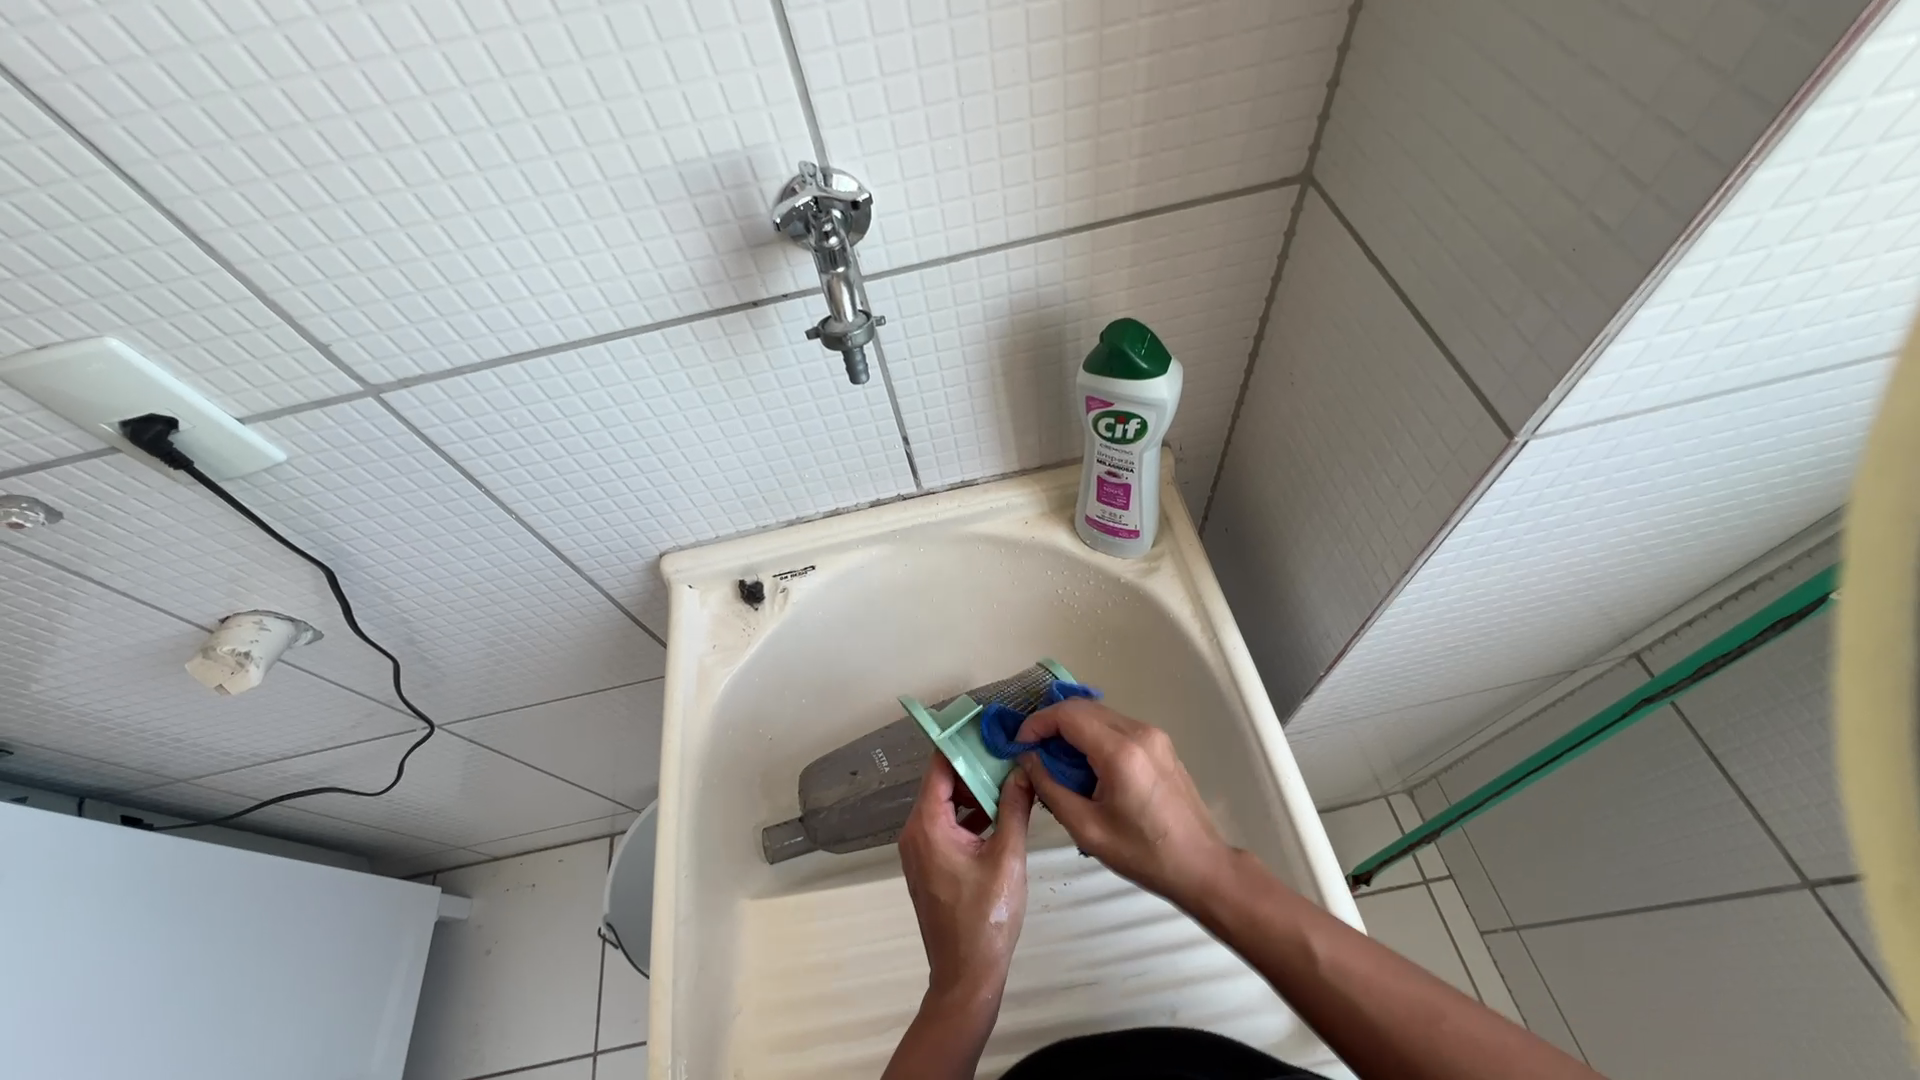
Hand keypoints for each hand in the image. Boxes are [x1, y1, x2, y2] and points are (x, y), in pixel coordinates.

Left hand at [898, 755, 1034, 1002]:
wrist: (967, 976)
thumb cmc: (986, 918)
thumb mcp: (1008, 857)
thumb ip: (1014, 808)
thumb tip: (1022, 770)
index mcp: (927, 826)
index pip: (939, 766)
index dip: (962, 743)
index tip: (988, 727)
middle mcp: (915, 832)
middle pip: (943, 784)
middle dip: (976, 769)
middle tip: (1011, 755)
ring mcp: (921, 850)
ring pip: (947, 806)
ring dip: (976, 794)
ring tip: (1013, 781)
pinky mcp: (930, 865)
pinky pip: (948, 827)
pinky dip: (971, 817)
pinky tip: (1003, 815)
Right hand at [1014, 698, 1232, 905]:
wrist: (1201, 865)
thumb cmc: (1142, 854)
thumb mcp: (1086, 828)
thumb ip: (1050, 788)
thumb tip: (1027, 759)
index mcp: (1120, 752)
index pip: (1067, 715)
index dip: (1036, 724)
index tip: (1019, 745)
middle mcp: (1139, 732)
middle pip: (1082, 708)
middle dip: (1051, 724)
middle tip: (1031, 751)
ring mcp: (1154, 735)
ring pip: (1099, 714)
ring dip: (1071, 729)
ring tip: (1054, 760)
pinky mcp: (1160, 743)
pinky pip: (1116, 726)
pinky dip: (1092, 735)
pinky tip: (1084, 764)